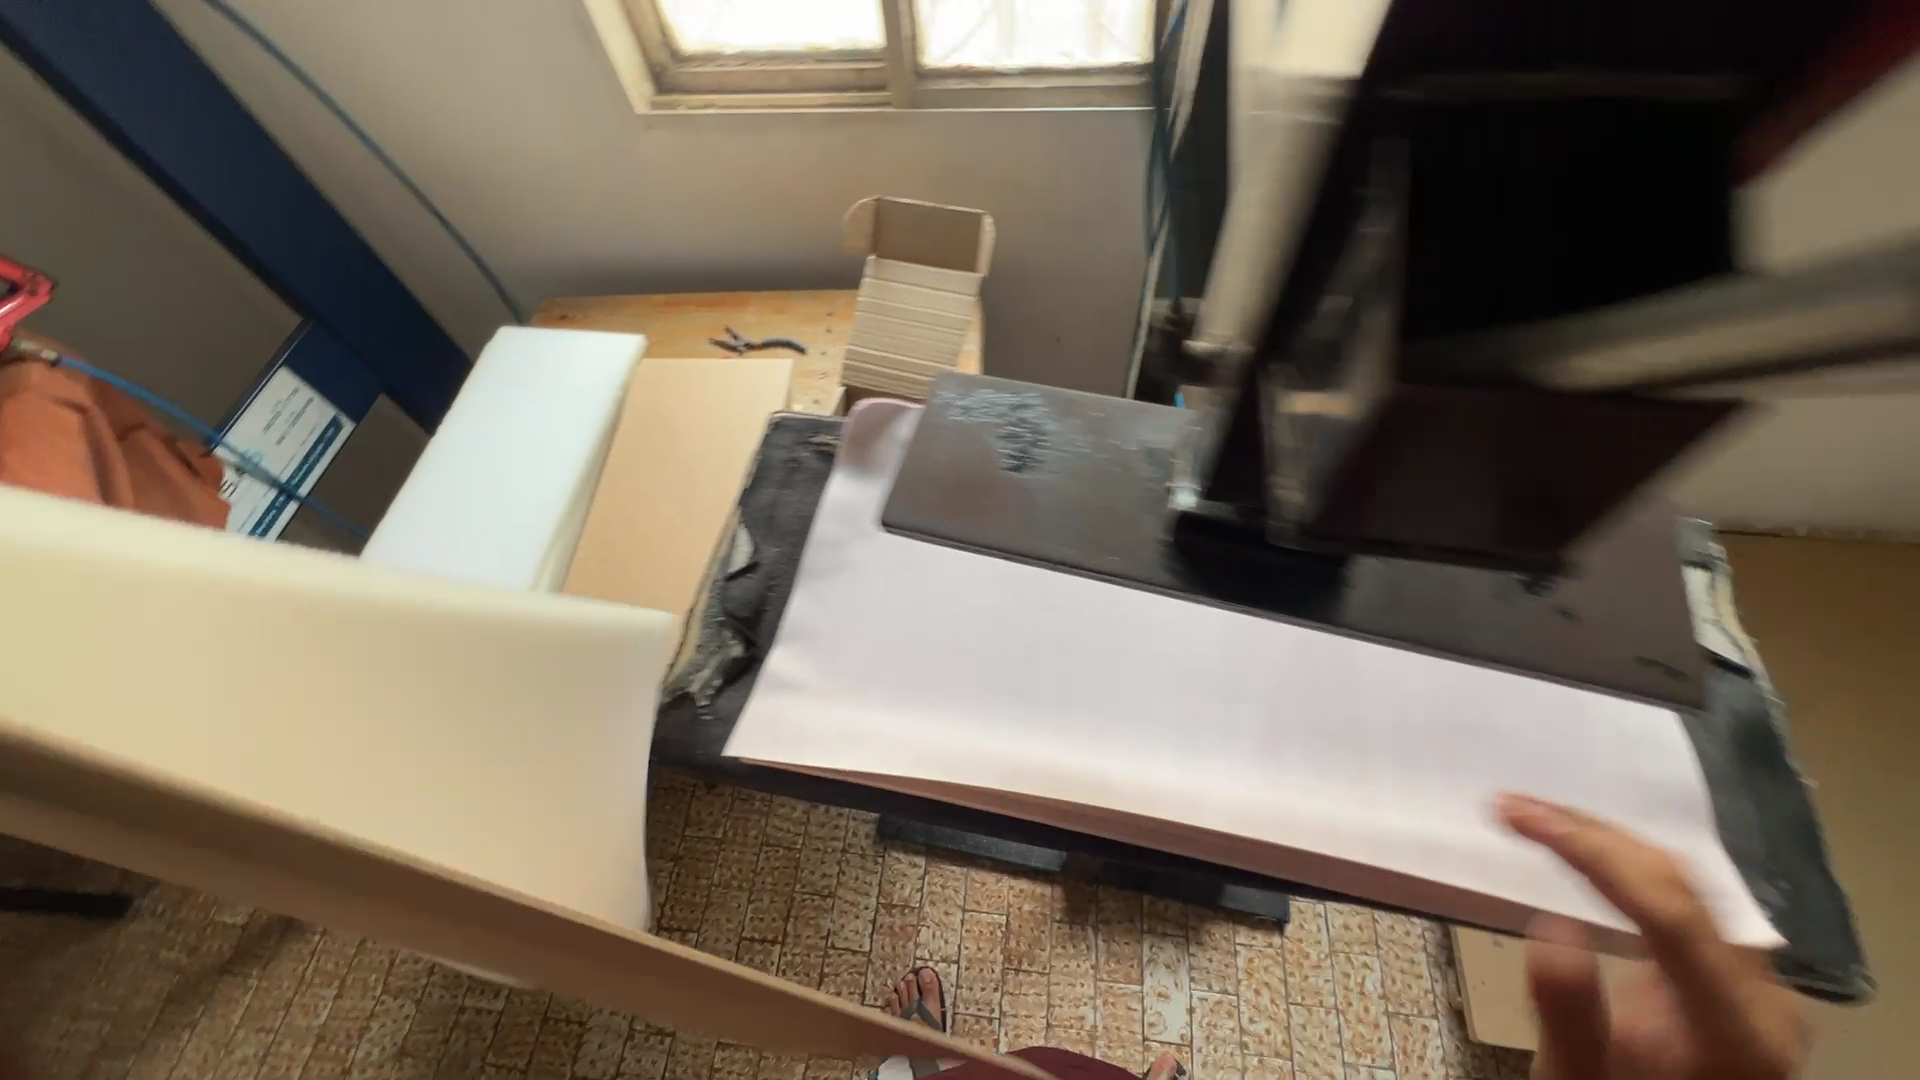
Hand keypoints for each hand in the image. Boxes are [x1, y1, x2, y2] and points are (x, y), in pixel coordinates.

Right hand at [1496, 795, 1808, 1079]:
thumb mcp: (1577, 1077)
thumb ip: (1572, 1015)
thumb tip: (1551, 926)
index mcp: (1735, 1028)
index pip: (1667, 914)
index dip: (1590, 853)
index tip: (1514, 815)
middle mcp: (1762, 995)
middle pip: (1680, 885)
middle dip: (1590, 834)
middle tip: (1510, 806)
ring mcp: (1753, 979)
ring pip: (1683, 878)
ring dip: (1603, 838)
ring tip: (1534, 814)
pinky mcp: (1730, 969)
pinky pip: (1679, 894)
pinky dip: (1621, 860)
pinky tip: (1580, 845)